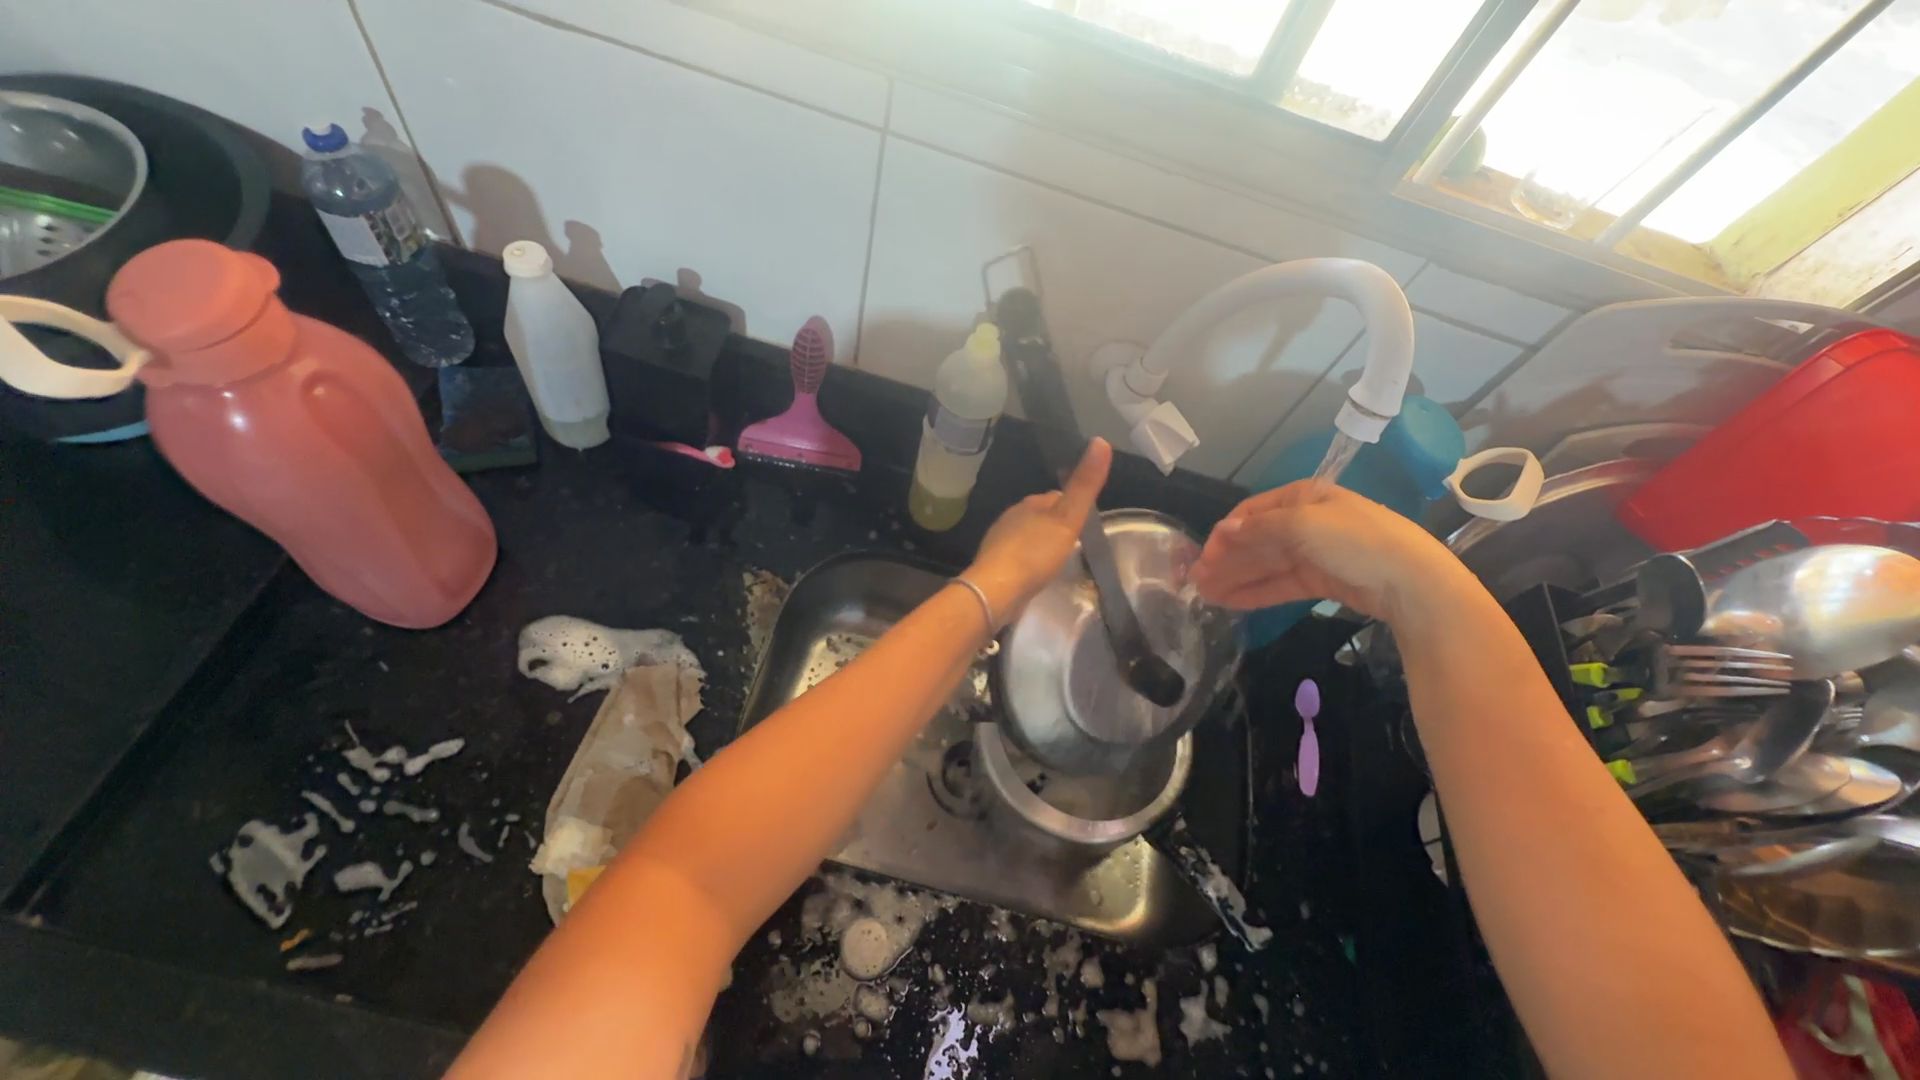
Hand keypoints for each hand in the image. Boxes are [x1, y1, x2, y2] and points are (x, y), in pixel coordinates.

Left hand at [963, 438, 1112, 623]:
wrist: (997, 590)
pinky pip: (1017, 558)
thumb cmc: (1034, 553)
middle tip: (1075, 542)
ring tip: (1058, 558)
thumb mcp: (1067, 518)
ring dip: (1041, 543)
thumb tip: (1101, 441)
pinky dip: (1029, 561)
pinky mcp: (994, 565)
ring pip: (1027, 536)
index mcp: (1029, 503)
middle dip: (1055, 525)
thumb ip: (1084, 485)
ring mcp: (999, 542)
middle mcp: (1011, 517)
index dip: (1072, 505)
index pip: (1055, 496)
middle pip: (1040, 516)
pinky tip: (1037, 574)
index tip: (1085, 520)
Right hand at [1192, 481, 1475, 626]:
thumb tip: (1224, 530)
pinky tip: (1232, 602)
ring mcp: (1314, 553)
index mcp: (1303, 498)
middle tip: (1195, 583)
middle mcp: (1306, 522)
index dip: (1225, 534)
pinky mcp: (1322, 581)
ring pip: (1265, 565)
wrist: (1412, 582)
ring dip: (1235, 578)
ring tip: (1206, 596)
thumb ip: (1260, 528)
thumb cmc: (1357, 541)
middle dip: (1226, 560)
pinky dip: (1256, 593)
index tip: (1203, 558)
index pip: (1252, 513)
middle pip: (1256, 541)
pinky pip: (1280, 585)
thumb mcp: (1304, 524)